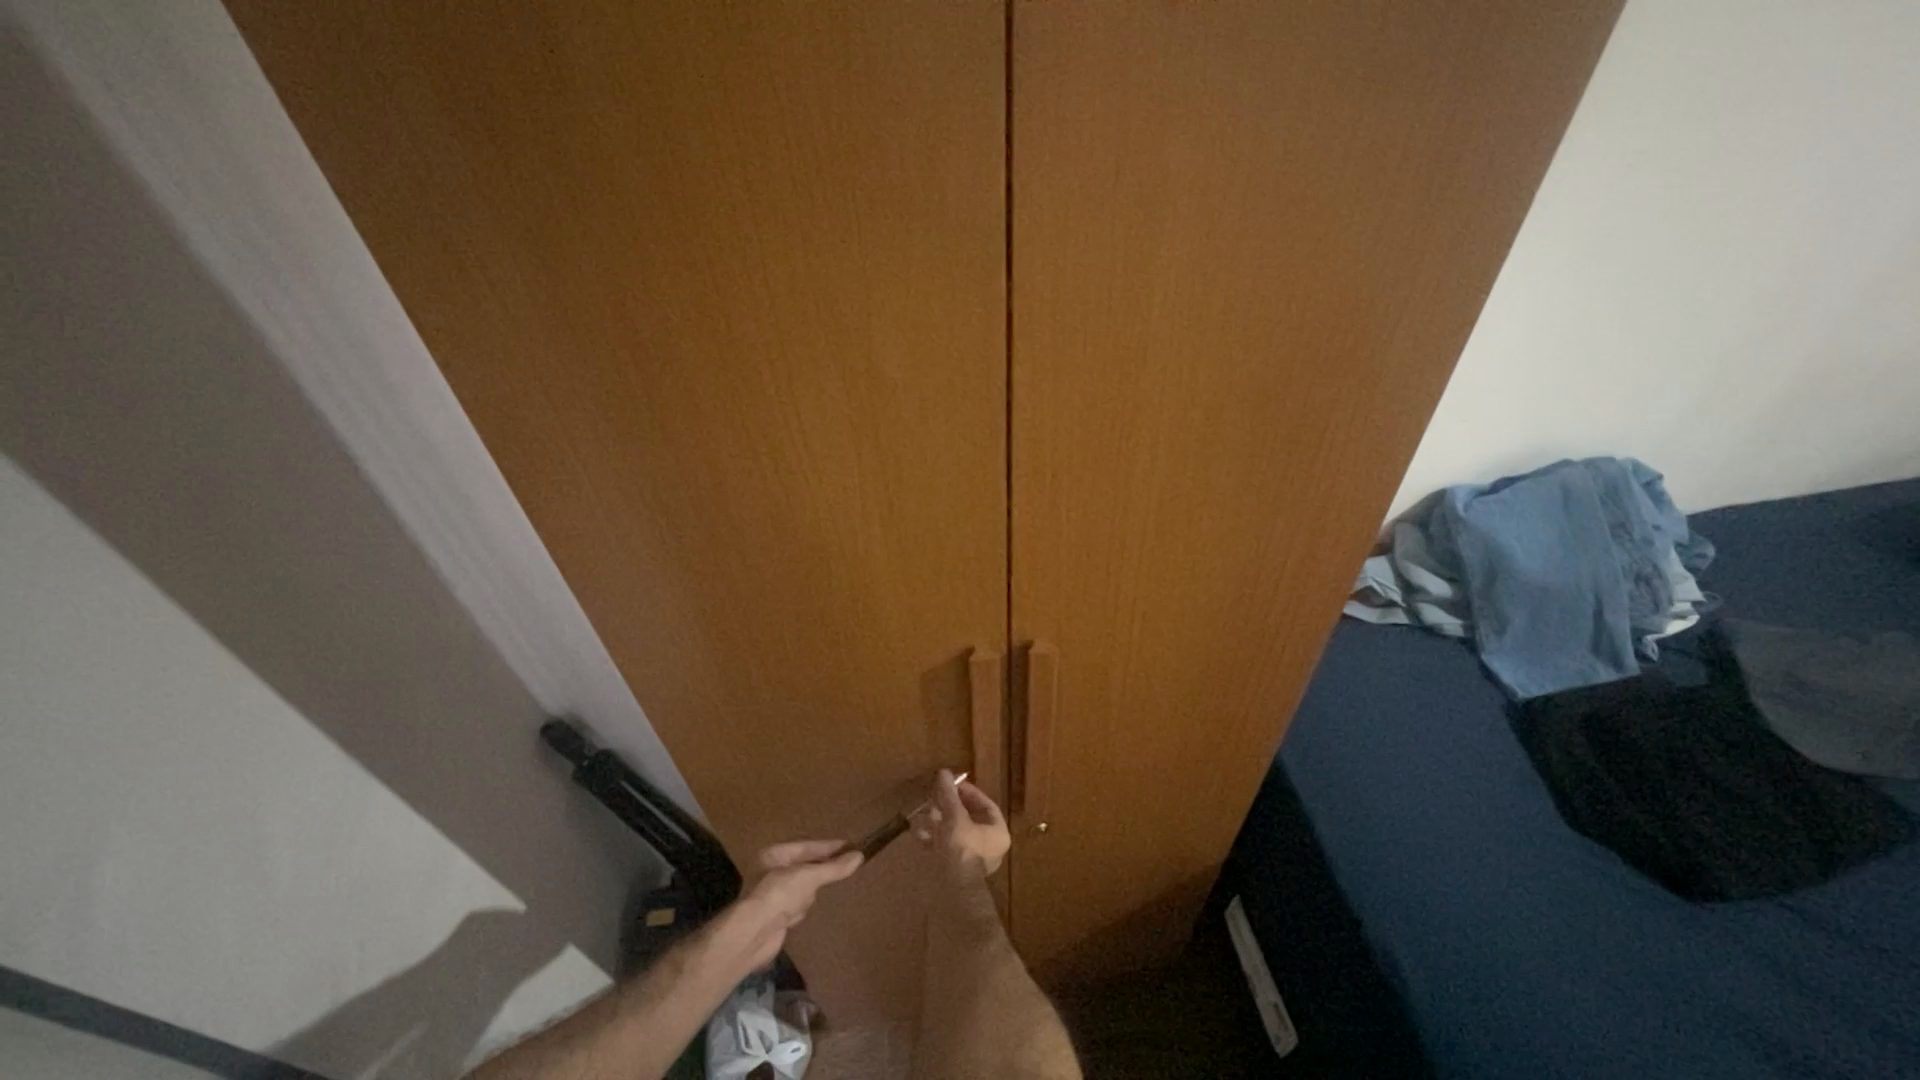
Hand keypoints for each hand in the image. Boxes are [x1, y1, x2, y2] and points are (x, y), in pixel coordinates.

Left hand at [725, 841, 862, 970]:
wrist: (754, 933)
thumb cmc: (779, 895)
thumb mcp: (809, 877)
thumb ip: (833, 868)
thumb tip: (859, 856)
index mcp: (773, 855)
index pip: (806, 846)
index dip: (828, 847)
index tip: (850, 847)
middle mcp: (769, 871)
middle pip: (804, 866)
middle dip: (821, 869)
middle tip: (847, 865)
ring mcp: (771, 895)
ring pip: (801, 887)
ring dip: (810, 891)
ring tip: (827, 890)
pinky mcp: (774, 916)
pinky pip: (796, 906)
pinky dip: (802, 909)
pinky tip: (807, 911)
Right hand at [919, 769, 1010, 877]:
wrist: (952, 888)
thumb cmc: (961, 847)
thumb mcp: (954, 816)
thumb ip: (949, 795)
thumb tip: (944, 772)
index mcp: (997, 833)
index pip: (986, 806)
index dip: (969, 793)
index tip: (953, 785)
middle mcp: (989, 846)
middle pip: (969, 819)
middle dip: (950, 807)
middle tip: (936, 797)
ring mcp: (972, 859)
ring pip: (955, 833)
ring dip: (940, 821)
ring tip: (926, 813)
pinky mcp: (956, 869)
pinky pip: (946, 848)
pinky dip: (934, 839)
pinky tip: (919, 832)